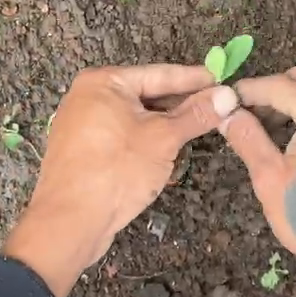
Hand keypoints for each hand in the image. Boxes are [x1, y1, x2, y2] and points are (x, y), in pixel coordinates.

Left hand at [2, 64, 238, 296]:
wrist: (69, 222)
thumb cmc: (116, 170)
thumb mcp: (164, 138)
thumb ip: (196, 114)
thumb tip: (226, 95)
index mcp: (103, 82)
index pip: (160, 74)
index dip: (195, 79)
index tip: (221, 79)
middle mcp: (88, 96)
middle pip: (146, 94)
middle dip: (181, 104)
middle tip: (216, 107)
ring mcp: (81, 124)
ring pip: (135, 117)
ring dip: (165, 125)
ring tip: (197, 128)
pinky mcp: (81, 150)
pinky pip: (121, 136)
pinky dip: (145, 140)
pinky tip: (167, 151)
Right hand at [219, 68, 295, 296]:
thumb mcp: (270, 178)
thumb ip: (247, 137)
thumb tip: (225, 113)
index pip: (280, 85)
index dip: (249, 90)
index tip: (227, 100)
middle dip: (270, 92)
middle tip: (244, 114)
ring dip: (291, 100)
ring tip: (265, 128)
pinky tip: (293, 137)